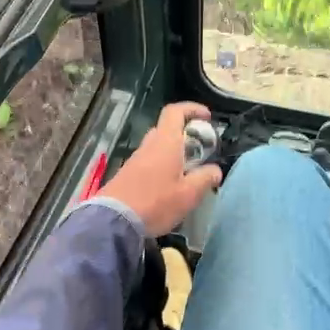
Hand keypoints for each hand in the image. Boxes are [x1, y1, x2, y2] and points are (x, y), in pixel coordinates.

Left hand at [97, 102, 222, 236]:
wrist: (113, 221)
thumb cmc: (155, 203)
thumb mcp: (188, 194)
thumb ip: (205, 179)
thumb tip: (216, 170)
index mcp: (166, 142)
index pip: (175, 111)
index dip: (192, 109)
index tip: (207, 117)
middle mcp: (149, 145)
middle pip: (167, 128)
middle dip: (185, 135)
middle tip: (199, 151)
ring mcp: (135, 159)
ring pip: (157, 146)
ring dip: (173, 153)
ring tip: (187, 173)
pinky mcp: (127, 174)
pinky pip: (148, 161)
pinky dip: (161, 166)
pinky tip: (168, 187)